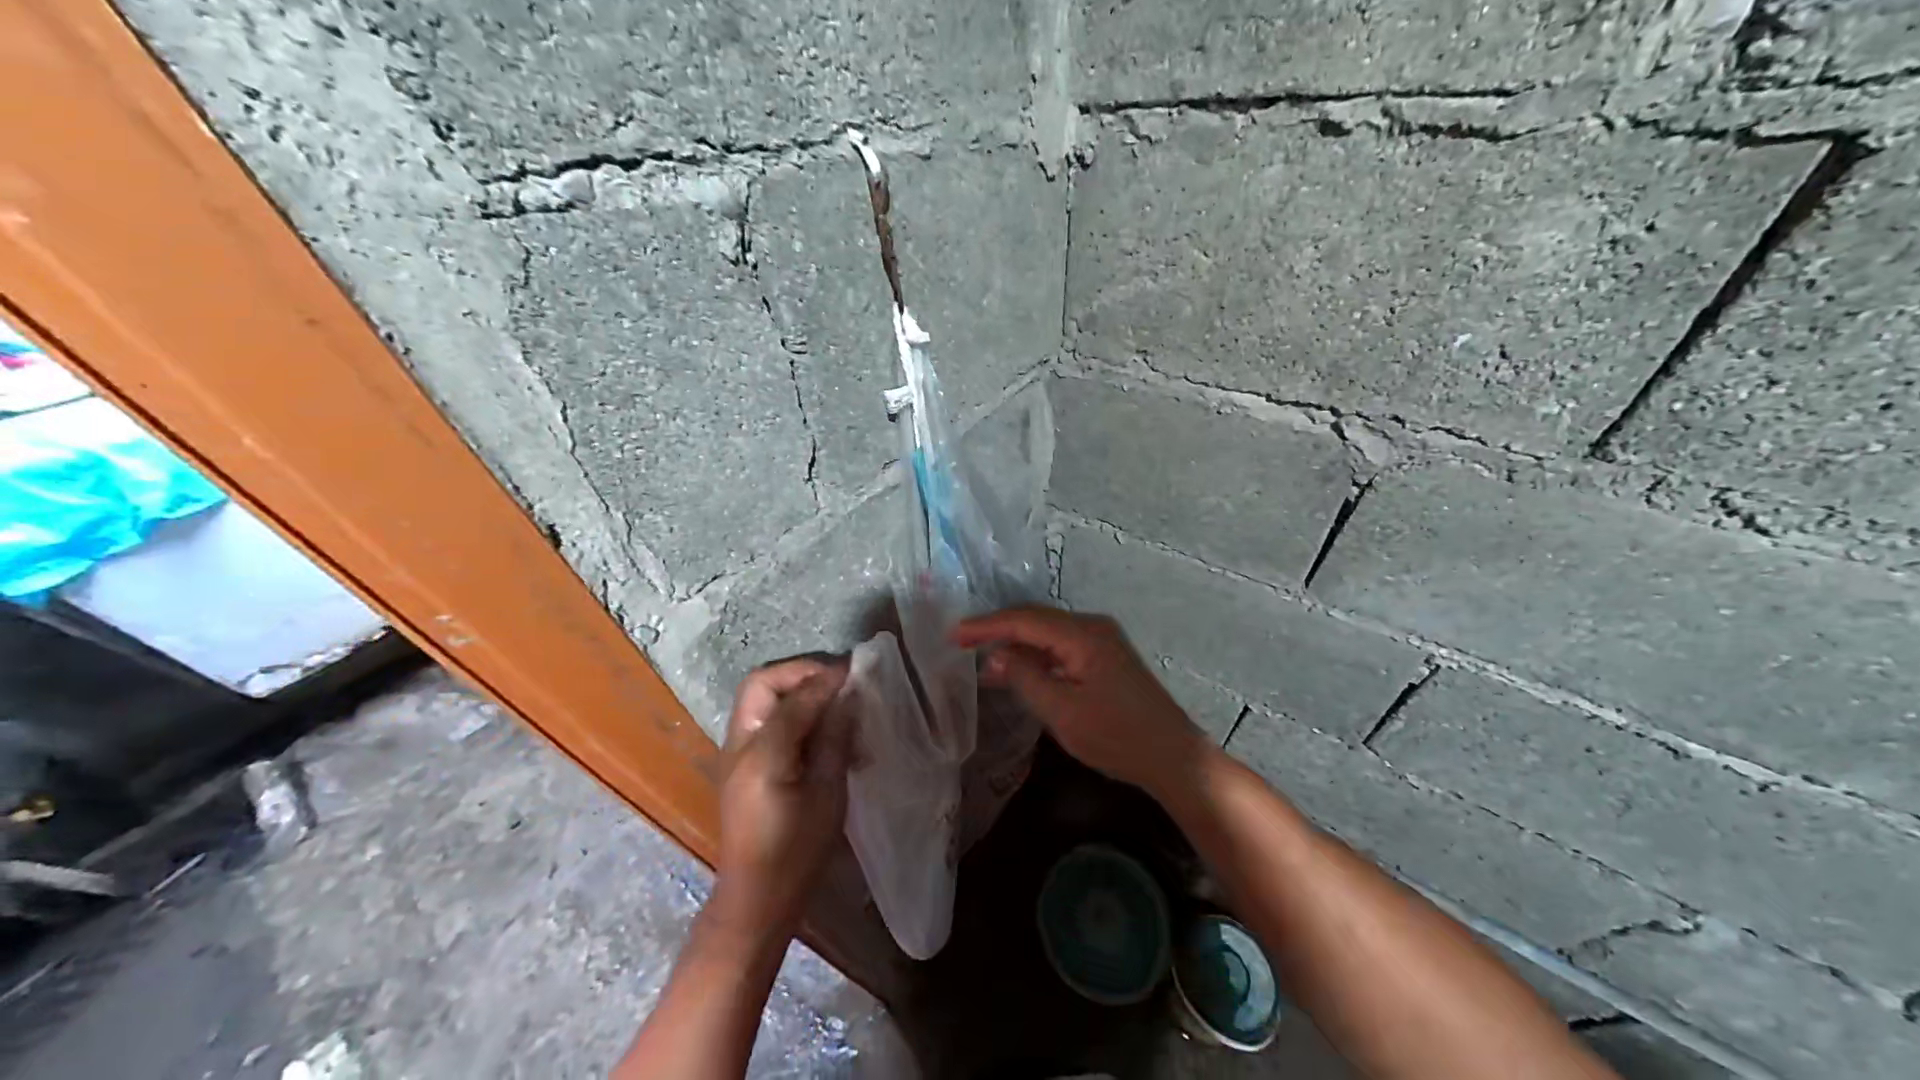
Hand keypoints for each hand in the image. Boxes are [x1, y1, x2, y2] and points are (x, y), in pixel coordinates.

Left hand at [712, 657, 852, 939]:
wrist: (756, 898)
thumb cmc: (798, 851)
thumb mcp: (828, 794)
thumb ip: (835, 739)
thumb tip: (847, 698)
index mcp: (763, 752)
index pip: (796, 697)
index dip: (827, 678)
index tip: (856, 670)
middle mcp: (739, 744)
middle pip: (761, 683)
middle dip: (800, 673)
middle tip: (836, 680)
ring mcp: (734, 754)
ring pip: (758, 699)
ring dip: (793, 690)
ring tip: (830, 701)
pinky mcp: (740, 765)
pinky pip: (762, 720)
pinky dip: (788, 710)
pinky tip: (817, 728)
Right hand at [953, 607, 1207, 795]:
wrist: (1173, 757)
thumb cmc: (1117, 736)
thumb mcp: (1062, 711)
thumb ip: (1025, 677)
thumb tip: (995, 655)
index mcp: (1083, 634)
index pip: (1023, 620)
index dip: (985, 626)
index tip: (952, 635)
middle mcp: (1093, 627)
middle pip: (1035, 620)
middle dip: (997, 630)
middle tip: (961, 642)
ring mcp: (1101, 642)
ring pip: (1046, 634)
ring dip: (1015, 645)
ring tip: (979, 658)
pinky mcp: (1104, 659)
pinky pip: (1060, 648)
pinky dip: (1034, 658)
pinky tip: (1014, 672)